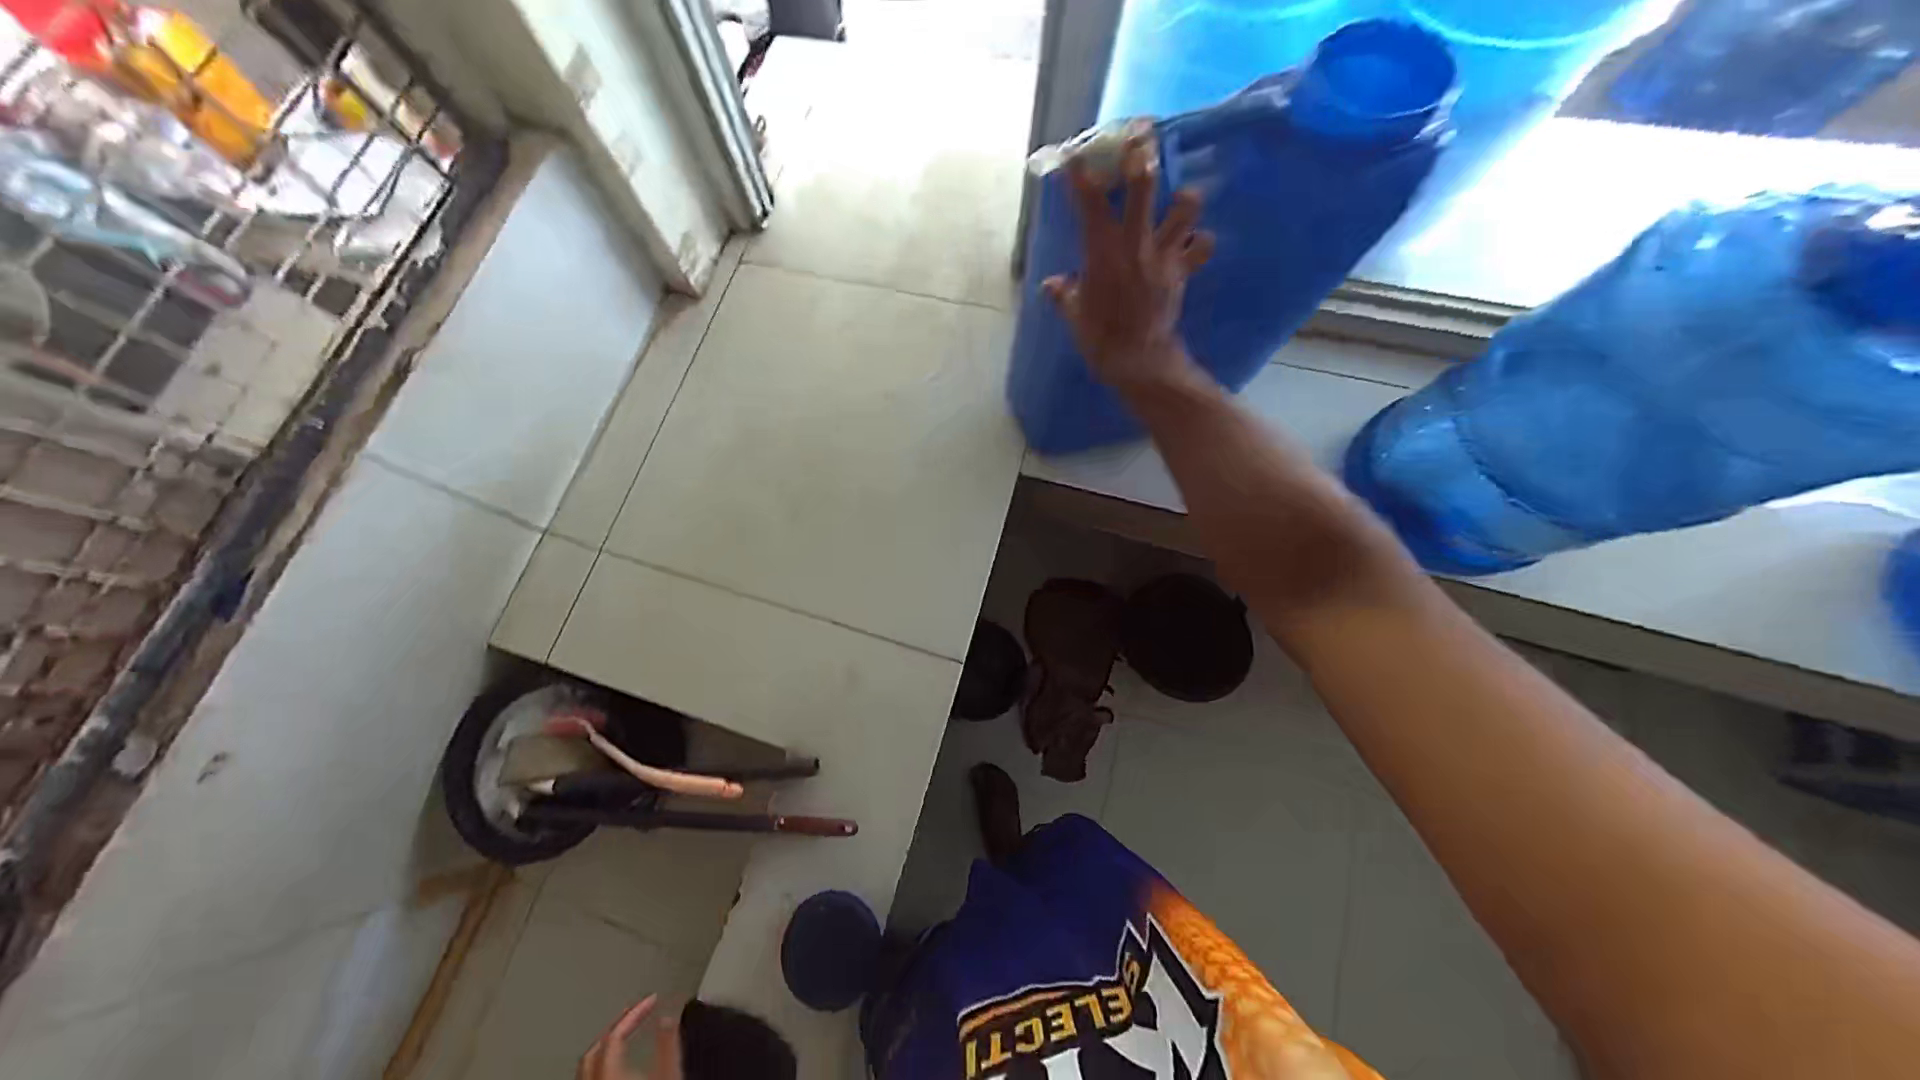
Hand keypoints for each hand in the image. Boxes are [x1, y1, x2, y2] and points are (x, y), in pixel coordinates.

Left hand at [578, 995, 681, 1079]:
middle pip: (596, 1047)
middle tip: (636, 1009)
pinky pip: (589, 1074)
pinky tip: (615, 1059)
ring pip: (587, 1063)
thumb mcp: (668, 1072)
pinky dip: (601, 1060)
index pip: (616, 1032)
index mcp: (609, 1070)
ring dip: (605, 1041)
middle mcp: (594, 1079)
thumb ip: (667, 1044)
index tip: (652, 999)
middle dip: (617, 1023)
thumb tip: (668, 1017)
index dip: (635, 1011)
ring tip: (625, 1028)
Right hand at [1043, 135, 1213, 394]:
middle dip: (1140, 156)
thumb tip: (1053, 284)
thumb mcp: (1074, 314)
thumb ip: (1064, 293)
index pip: (1089, 203)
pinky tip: (1192, 244)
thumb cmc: (1100, 338)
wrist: (1139, 360)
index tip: (1074, 154)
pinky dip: (1199, 242)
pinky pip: (1201, 246)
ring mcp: (1163, 255)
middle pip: (1142, 187)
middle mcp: (1135, 244)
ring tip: (1178, 199)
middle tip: (1142, 132)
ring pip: (1184, 208)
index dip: (1081, 175)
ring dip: (1183, 200)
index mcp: (1101, 252)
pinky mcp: (1182, 272)